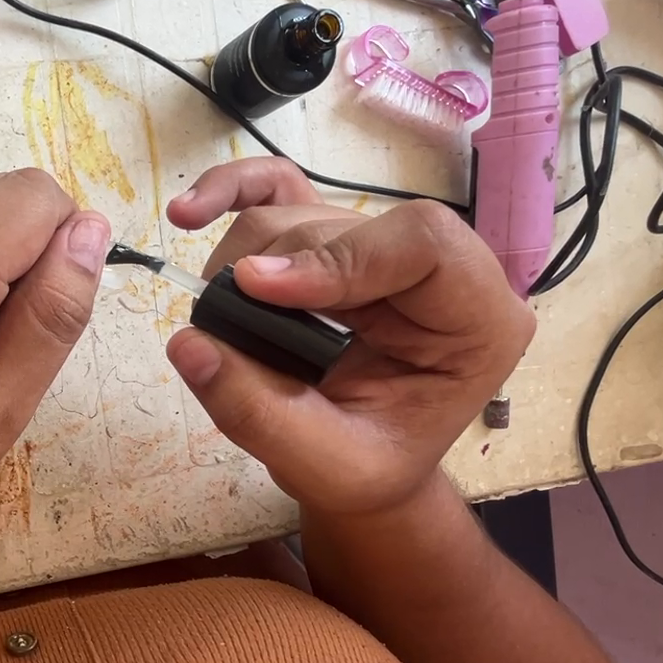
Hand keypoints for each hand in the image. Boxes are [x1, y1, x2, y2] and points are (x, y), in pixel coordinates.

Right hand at [164, 159, 534, 515]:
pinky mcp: (324, 248)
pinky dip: (232, 193)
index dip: (334, 256)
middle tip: (223, 325)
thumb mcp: (321, 464)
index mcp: (473, 321)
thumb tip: (189, 343)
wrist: (359, 470)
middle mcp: (433, 271)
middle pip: (339, 225)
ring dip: (239, 257)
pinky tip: (189, 212)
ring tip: (217, 317)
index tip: (255, 286)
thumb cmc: (360, 470)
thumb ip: (259, 412)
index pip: (420, 244)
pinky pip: (280, 192)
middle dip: (269, 269)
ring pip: (293, 212)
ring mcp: (372, 251)